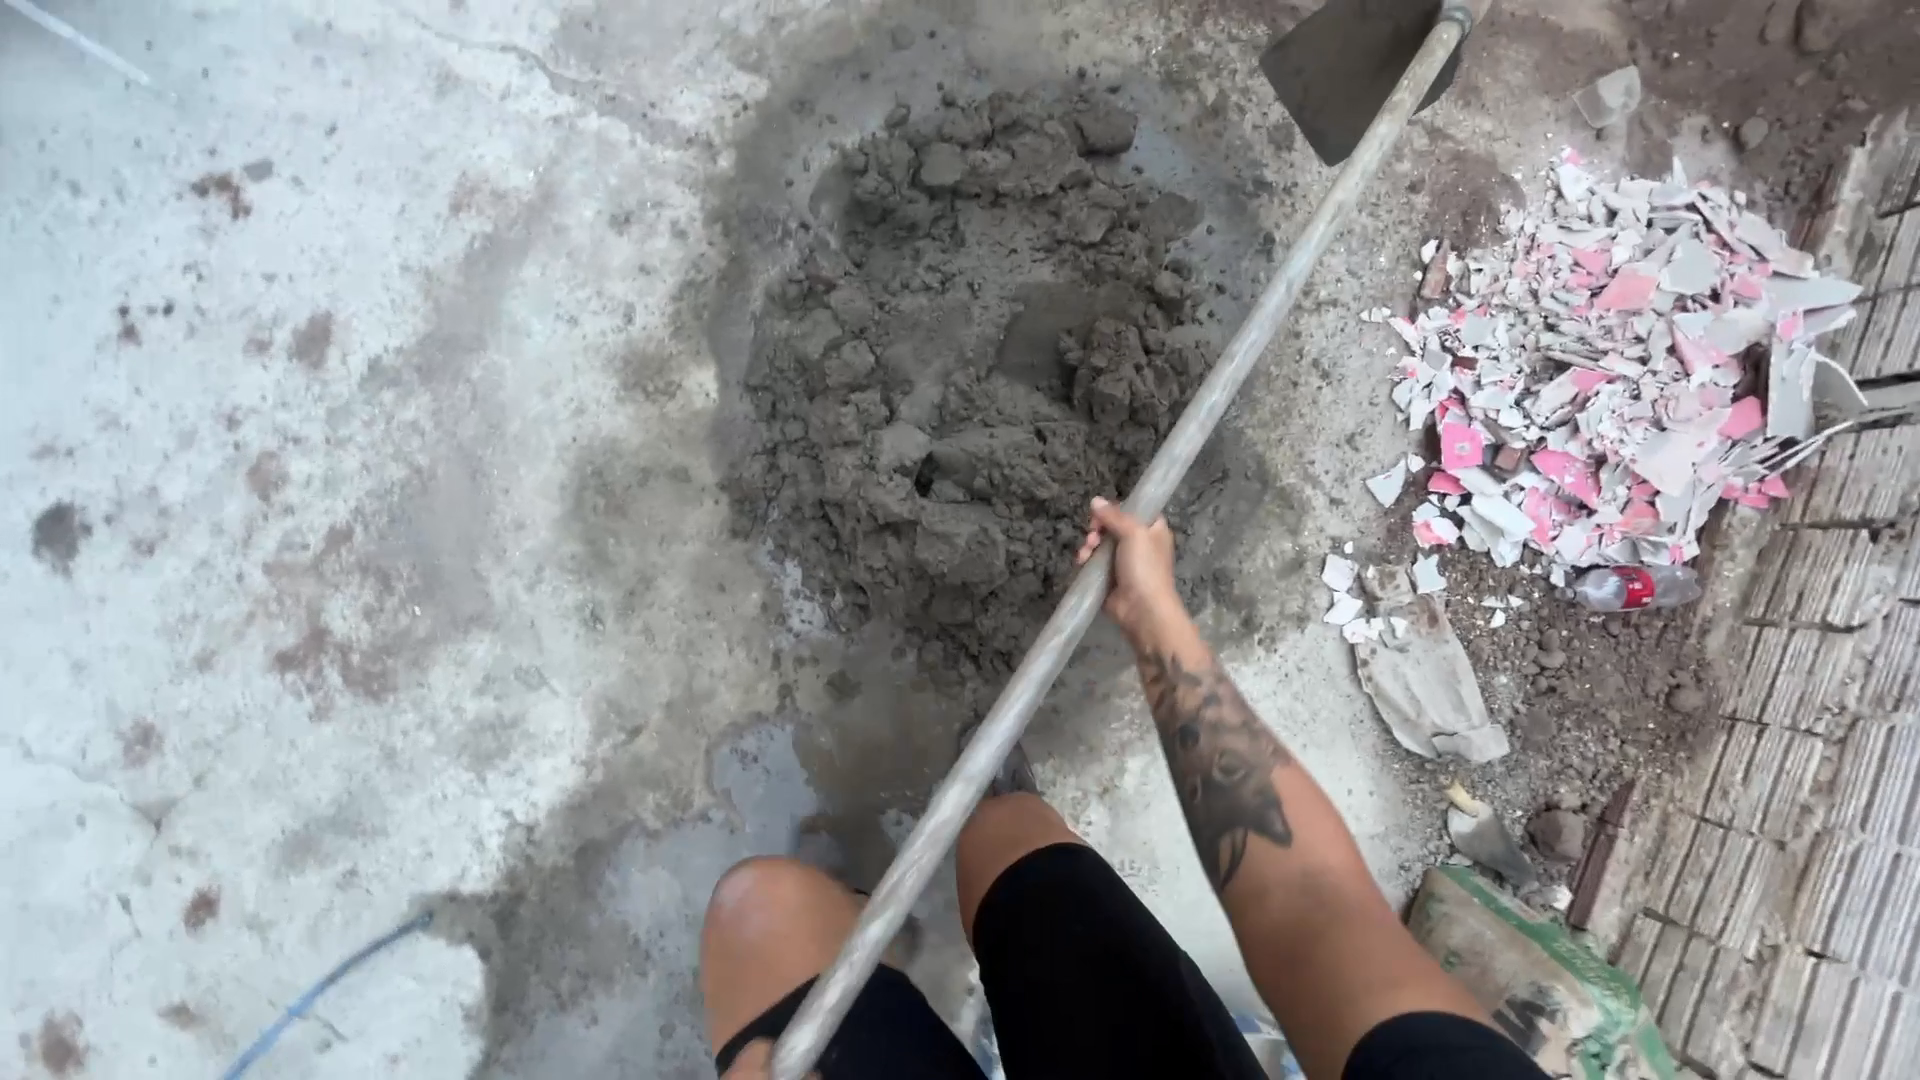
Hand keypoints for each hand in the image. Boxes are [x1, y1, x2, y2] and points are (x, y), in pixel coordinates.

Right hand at [1074, 496, 1187, 647]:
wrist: (1142, 609)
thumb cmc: (1145, 567)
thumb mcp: (1134, 533)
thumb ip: (1114, 515)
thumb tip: (1095, 500)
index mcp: (1153, 530)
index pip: (1135, 510)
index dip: (1117, 509)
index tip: (1103, 513)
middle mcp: (1139, 544)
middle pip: (1112, 526)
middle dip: (1098, 528)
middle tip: (1093, 535)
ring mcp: (1123, 561)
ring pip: (1100, 544)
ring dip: (1089, 544)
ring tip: (1086, 551)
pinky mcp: (1109, 577)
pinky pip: (1093, 562)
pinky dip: (1086, 559)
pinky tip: (1081, 562)